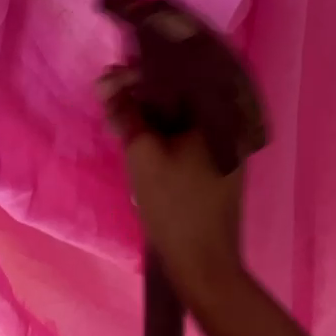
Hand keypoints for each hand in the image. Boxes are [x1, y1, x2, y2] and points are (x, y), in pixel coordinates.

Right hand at [103, 66, 247, 304]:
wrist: (204, 266)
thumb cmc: (175, 207)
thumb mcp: (143, 155)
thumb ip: (126, 114)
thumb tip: (108, 84)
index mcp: (220, 114)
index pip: (180, 72)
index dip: (143, 69)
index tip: (112, 76)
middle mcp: (228, 123)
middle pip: (181, 91)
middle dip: (141, 90)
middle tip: (107, 93)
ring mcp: (223, 145)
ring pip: (180, 114)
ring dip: (148, 111)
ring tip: (116, 116)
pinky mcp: (215, 164)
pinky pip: (185, 133)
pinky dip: (161, 130)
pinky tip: (135, 133)